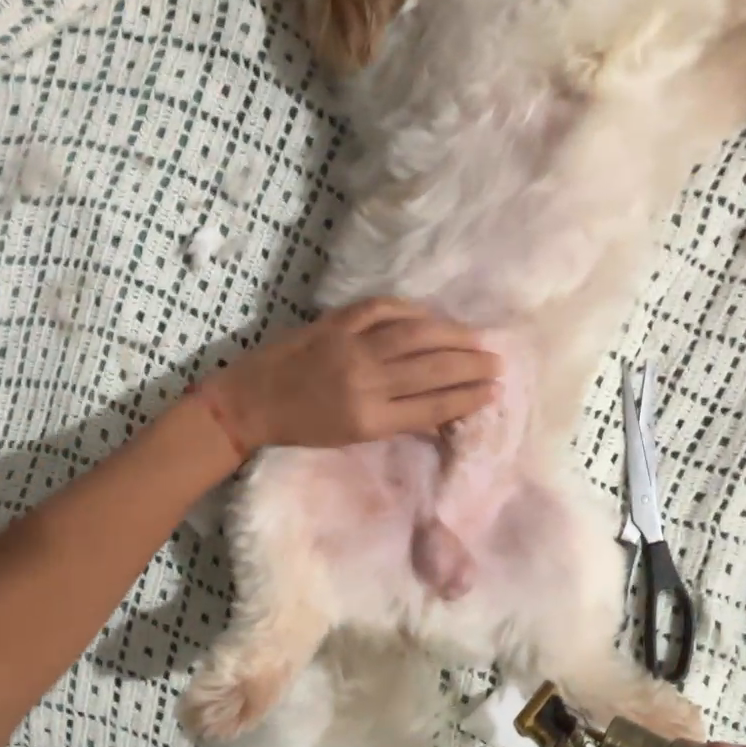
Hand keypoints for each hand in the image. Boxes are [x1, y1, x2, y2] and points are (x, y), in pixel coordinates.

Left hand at [198, 298, 501, 451]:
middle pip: (432, 369)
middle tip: (497, 361)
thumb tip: (438, 412)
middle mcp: (366, 382)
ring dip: (452, 334)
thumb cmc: (299, 427)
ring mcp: (351, 347)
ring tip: (477, 337)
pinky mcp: (336, 322)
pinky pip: (383, 309)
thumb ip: (394, 420)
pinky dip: (411, 309)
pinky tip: (430, 315)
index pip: (432, 406)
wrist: (248, 402)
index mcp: (369, 419)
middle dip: (470, 365)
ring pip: (415, 335)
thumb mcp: (349, 437)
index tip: (493, 390)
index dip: (467, 397)